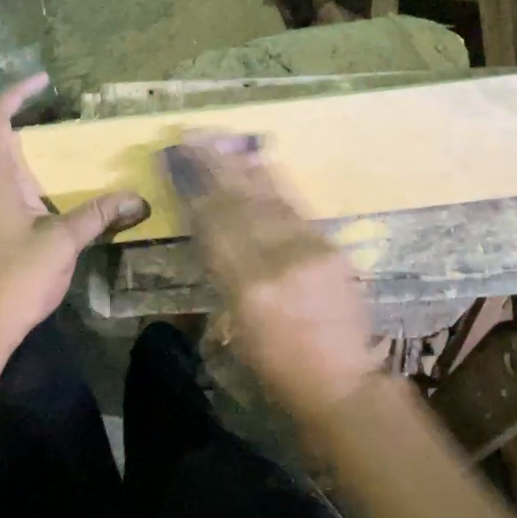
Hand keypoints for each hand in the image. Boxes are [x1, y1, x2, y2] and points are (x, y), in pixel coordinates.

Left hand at [0, 73, 149, 346]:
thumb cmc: (17, 276)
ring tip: (66, 155)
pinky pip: (3, 189)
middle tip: (66, 120)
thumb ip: (100, 215)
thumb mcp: (64, 241)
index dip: (17, 93)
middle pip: (0, 139)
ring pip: (2, 166)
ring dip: (31, 155)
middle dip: (31, 124)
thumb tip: (138, 200)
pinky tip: (53, 196)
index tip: (43, 81)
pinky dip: (27, 180)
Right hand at [169, 135, 379, 419]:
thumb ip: (221, 277)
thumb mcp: (235, 328)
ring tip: (218, 137)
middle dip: (211, 166)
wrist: (342, 382)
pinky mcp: (329, 246)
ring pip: (265, 196)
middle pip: (236, 202)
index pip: (212, 225)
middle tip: (191, 135)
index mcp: (245, 288)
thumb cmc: (276, 368)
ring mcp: (307, 249)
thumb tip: (207, 232)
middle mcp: (275, 260)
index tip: (174, 160)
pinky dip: (273, 179)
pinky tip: (259, 157)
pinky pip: (295, 205)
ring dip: (239, 164)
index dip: (191, 189)